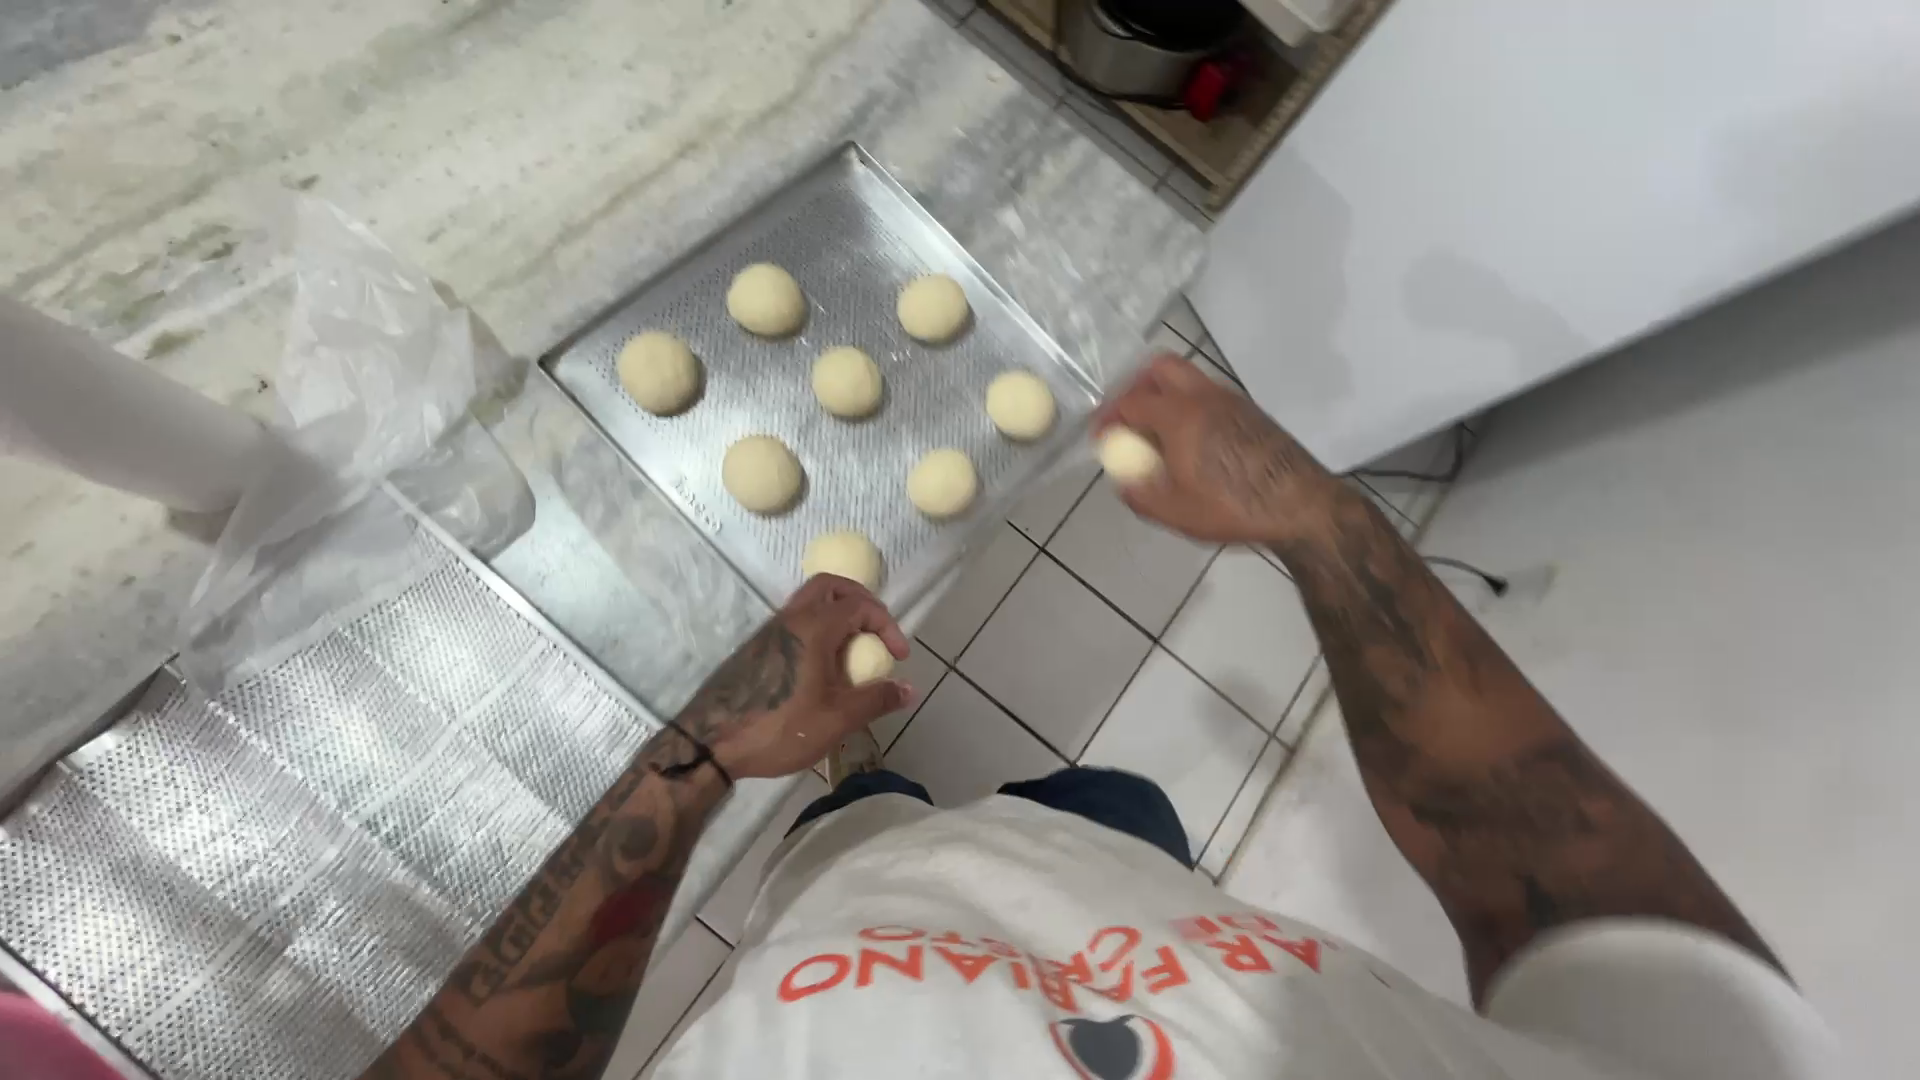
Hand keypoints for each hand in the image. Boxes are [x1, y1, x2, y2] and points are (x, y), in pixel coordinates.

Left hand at [686, 574, 912, 780]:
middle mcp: (791, 618)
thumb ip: (876, 699)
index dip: (887, 625)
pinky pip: (796, 621)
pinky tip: (824, 665)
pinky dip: (819, 628)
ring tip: (853, 649)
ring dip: (838, 614)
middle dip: (861, 602)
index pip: (860, 605)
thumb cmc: (779, 728)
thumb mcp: (837, 719)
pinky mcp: (758, 647)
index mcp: (814, 627)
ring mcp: (770, 631)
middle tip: (876, 631)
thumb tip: (908, 689)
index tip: (898, 657)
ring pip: (810, 602)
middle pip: (831, 586)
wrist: (711, 743)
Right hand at [1097, 352, 1338, 543]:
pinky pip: (1206, 394)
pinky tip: (1188, 441)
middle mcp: (1204, 397)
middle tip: (1126, 417)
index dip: (1108, 418)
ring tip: (1155, 431)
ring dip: (1163, 395)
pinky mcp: (1249, 411)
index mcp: (1179, 416)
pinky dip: (1186, 405)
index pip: (1130, 402)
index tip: (1100, 437)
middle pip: (1159, 368)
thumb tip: (1124, 482)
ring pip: (1186, 378)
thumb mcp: (1173, 511)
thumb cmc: (1232, 507)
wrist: (1300, 505)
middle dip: (1134, 387)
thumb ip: (1139, 493)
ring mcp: (1230, 400)